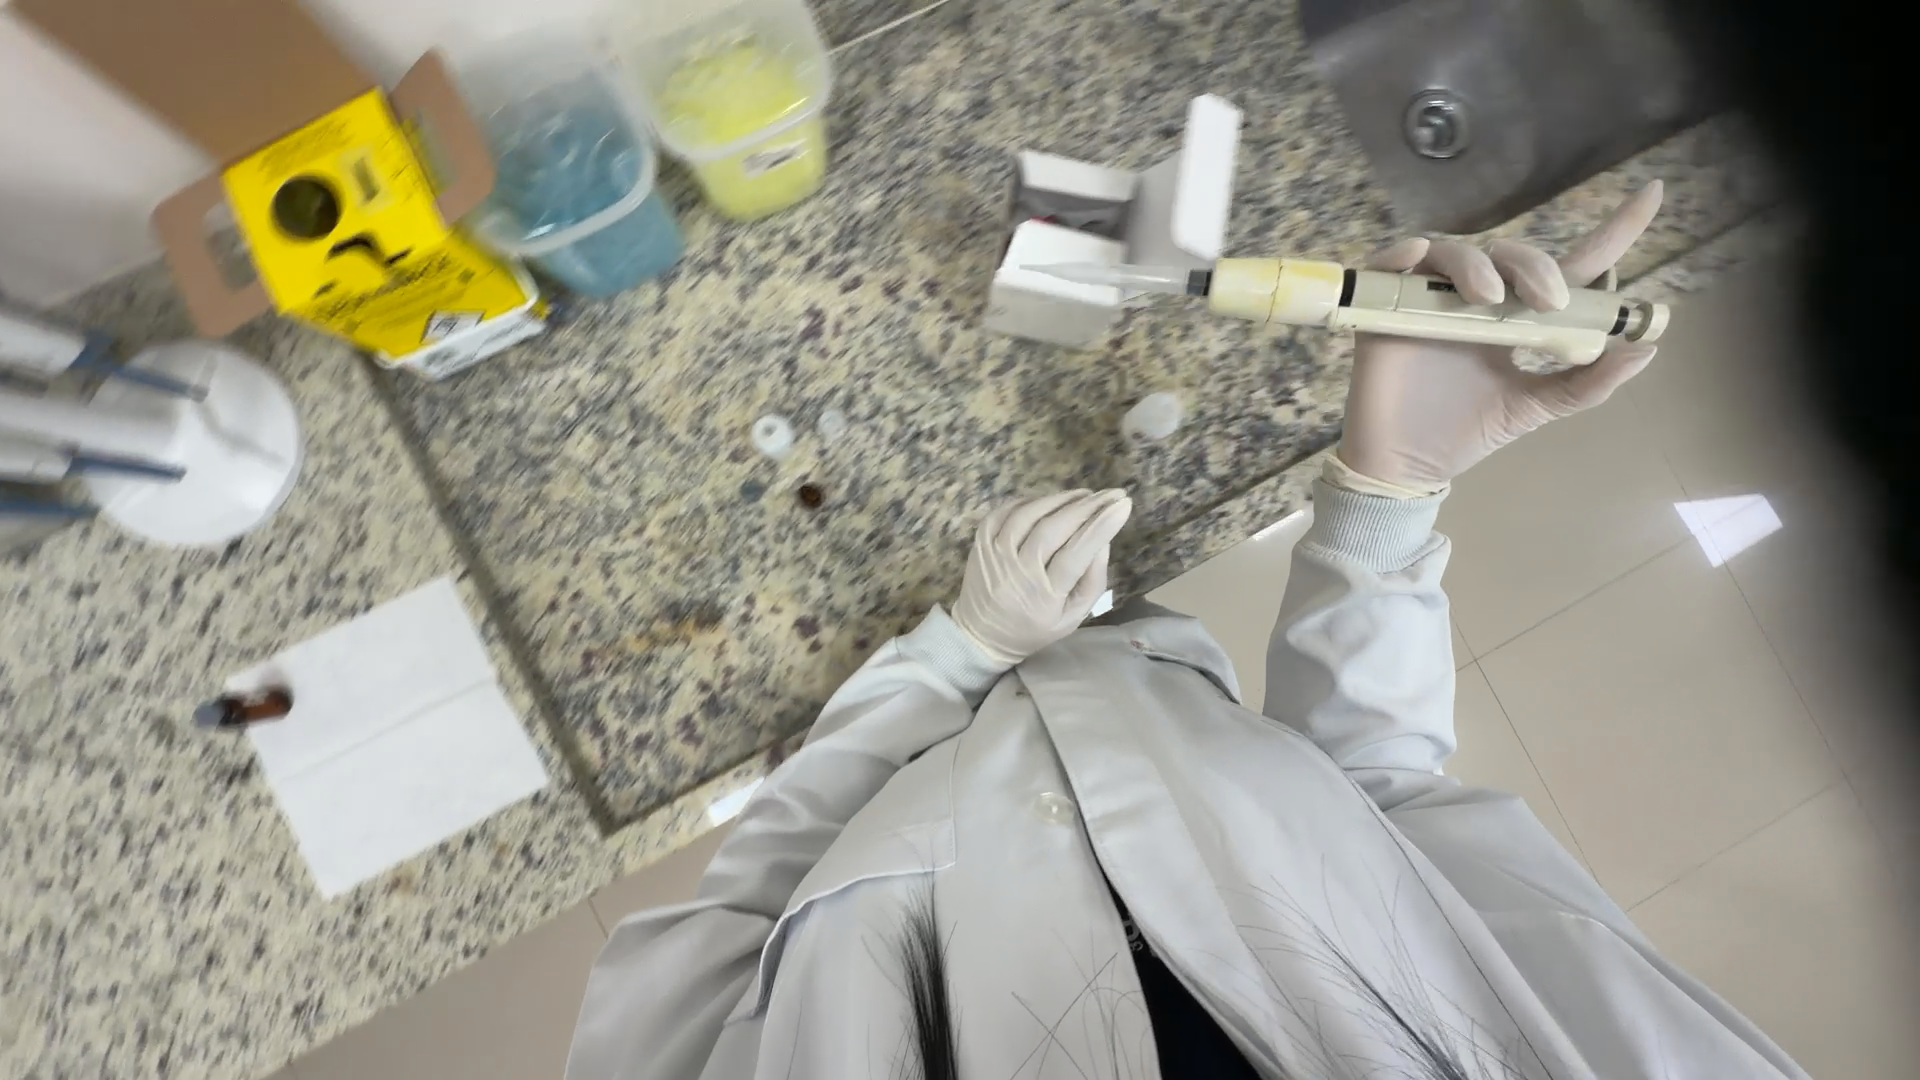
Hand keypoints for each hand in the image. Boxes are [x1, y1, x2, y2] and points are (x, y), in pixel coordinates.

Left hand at [952, 489, 1132, 665]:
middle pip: (1052, 529)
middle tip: (1110, 494)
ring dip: (1059, 499)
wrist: (982, 635)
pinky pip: (1004, 512)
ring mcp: (995, 555)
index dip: (1101, 526)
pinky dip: (1028, 501)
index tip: (1123, 504)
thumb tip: (1103, 540)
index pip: (1076, 554)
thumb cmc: (1034, 627)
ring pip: (1028, 515)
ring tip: (1084, 495)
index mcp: (1044, 596)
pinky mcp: (980, 543)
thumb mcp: (1073, 617)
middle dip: (1086, 507)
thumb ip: (1093, 581)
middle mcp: (1017, 571)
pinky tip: (1048, 501)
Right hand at [1338, 182, 1664, 492]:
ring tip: (1487, 298)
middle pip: (1507, 255)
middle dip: (1535, 267)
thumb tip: (1645, 349)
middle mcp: (1471, 307)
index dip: (1610, 232)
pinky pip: (1386, 270)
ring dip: (1474, 264)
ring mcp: (1425, 309)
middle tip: (1547, 303)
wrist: (1405, 466)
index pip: (1566, 268)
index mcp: (1513, 322)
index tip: (1652, 195)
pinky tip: (1414, 258)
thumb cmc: (1462, 436)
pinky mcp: (1383, 319)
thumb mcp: (1534, 409)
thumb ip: (1587, 384)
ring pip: (1450, 254)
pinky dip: (1399, 254)